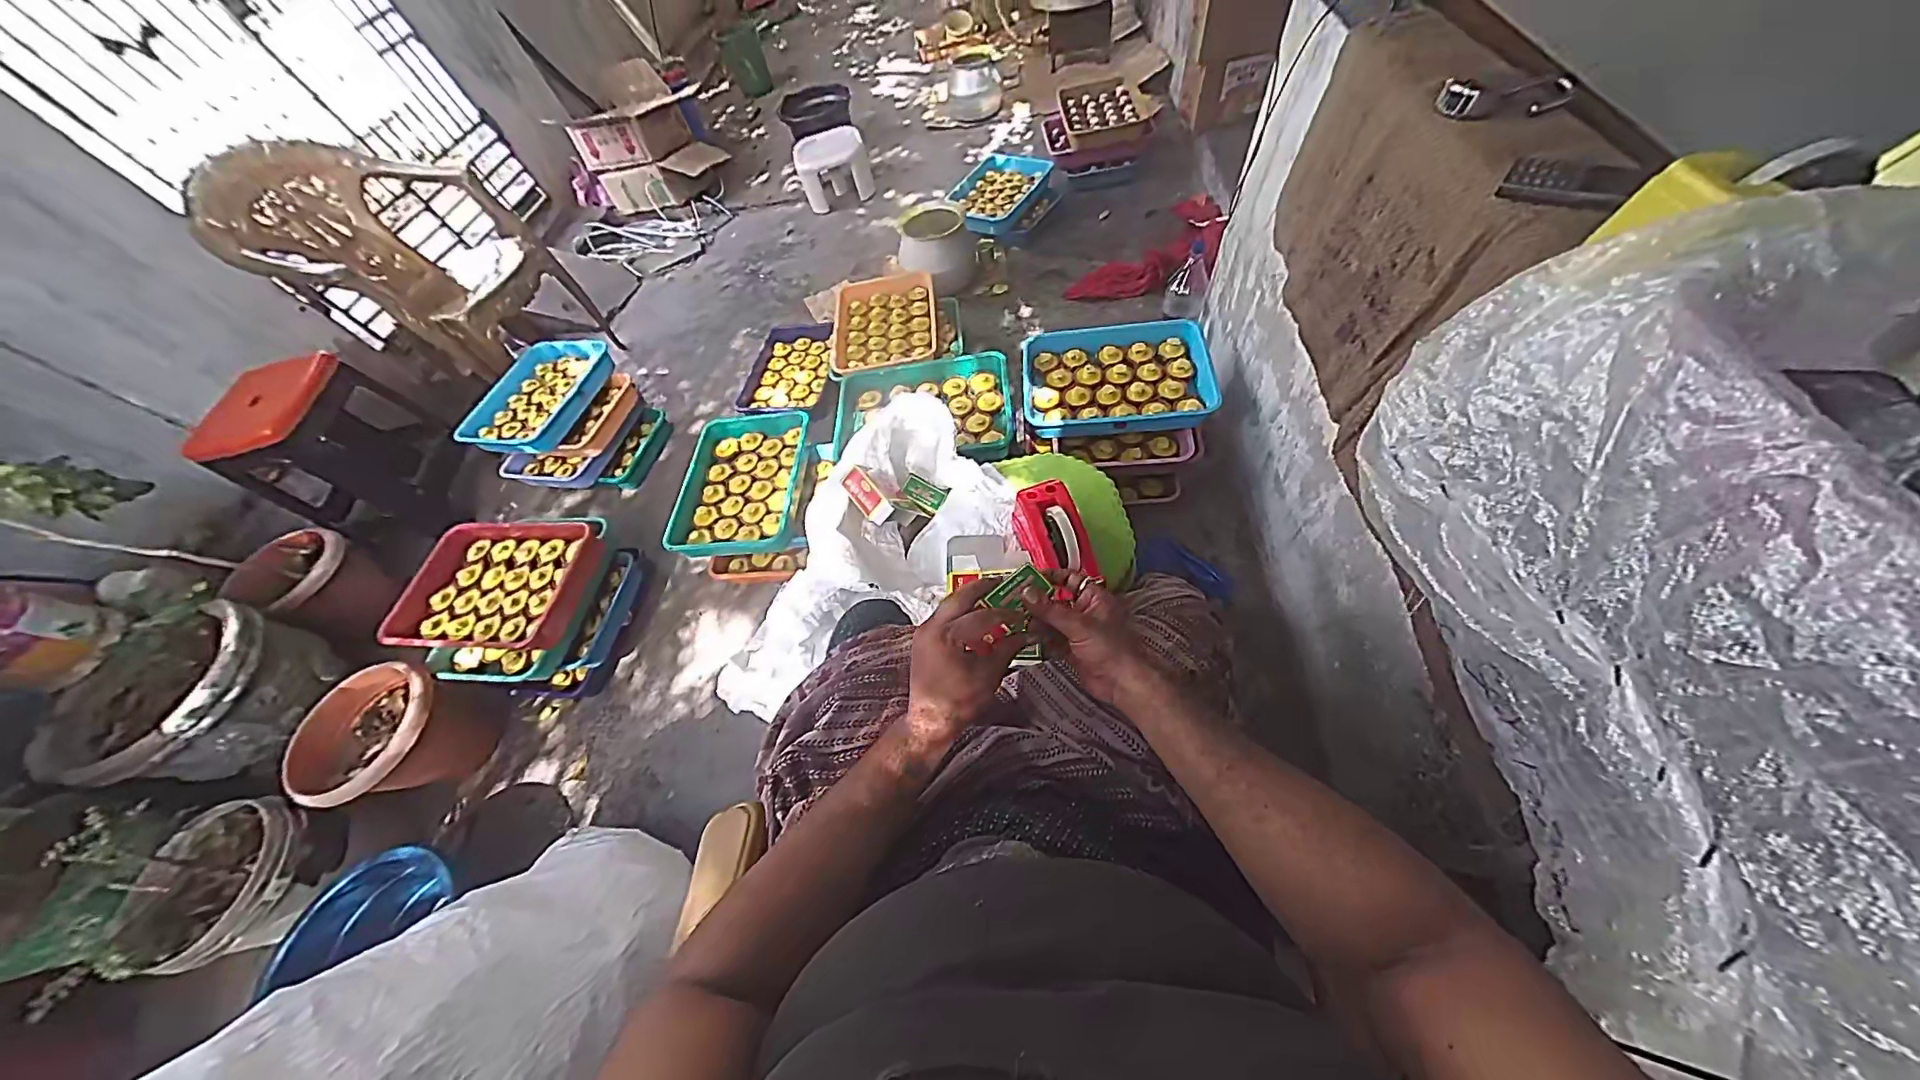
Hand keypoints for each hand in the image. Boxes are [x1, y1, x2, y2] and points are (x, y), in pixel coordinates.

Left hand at [907, 577, 1034, 739]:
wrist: (929, 721)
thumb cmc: (958, 703)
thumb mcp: (988, 674)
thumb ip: (1006, 648)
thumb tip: (1025, 634)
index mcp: (947, 636)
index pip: (982, 616)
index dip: (1005, 613)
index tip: (1021, 614)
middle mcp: (931, 628)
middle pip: (960, 597)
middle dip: (983, 589)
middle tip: (1003, 583)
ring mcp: (923, 632)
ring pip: (949, 605)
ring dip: (970, 600)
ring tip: (992, 597)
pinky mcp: (922, 639)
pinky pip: (944, 618)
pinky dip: (961, 614)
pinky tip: (975, 619)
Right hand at [1022, 570, 1161, 704]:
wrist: (1121, 684)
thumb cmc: (1109, 648)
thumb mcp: (1079, 625)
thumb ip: (1050, 609)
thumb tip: (1025, 592)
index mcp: (1094, 598)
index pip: (1070, 579)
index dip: (1050, 577)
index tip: (1027, 579)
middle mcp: (1085, 612)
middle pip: (1056, 601)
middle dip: (1036, 602)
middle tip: (1012, 600)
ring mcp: (1077, 631)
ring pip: (1051, 621)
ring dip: (1034, 621)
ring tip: (1012, 619)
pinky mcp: (1070, 649)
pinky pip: (1050, 639)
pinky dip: (1038, 638)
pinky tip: (1022, 637)